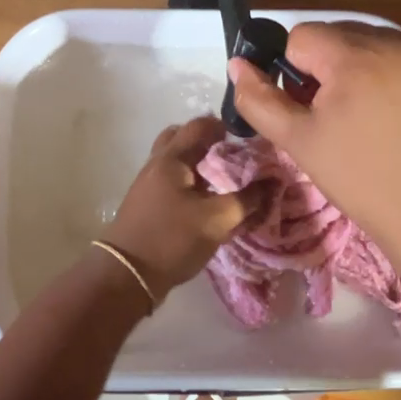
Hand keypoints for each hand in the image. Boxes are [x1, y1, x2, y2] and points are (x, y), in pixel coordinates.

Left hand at [101, 116, 274, 292]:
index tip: (247, 138)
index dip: (224, 126)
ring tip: (224, 181)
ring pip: (176, 160)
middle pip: (182, 138)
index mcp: (171, 158)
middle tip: (233, 156)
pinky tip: (206, 201)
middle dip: (208, 142)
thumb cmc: (172, 239)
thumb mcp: (216, 220)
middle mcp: (157, 163)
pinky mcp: (147, 202)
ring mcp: (148, 182)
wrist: (128, 274)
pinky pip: (172, 179)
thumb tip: (272, 183)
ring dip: (199, 164)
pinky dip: (190, 181)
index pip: (199, 125)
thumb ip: (246, 200)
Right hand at [226, 22, 400, 237]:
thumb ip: (260, 99)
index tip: (307, 108)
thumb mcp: (298, 142)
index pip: (302, 36)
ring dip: (362, 68)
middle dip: (328, 66)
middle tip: (334, 116)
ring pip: (375, 44)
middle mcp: (395, 45)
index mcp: (353, 57)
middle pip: (340, 34)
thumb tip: (237, 64)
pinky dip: (397, 78)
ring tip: (368, 118)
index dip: (294, 71)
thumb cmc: (360, 180)